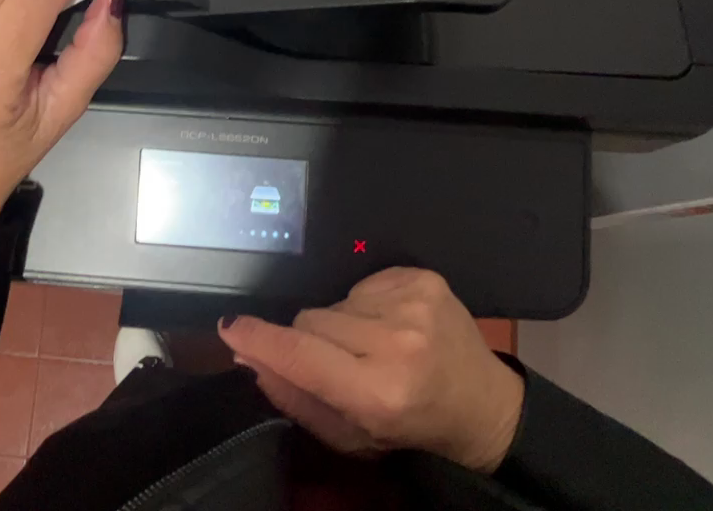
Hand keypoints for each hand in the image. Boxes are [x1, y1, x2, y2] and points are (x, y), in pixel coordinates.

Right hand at [218, 268, 524, 471]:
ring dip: (340, 320)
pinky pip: (361, 282)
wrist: (480, 403)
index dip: (260, 339)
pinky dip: (366, 303)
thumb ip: (294, 396)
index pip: (301, 354)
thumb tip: (249, 356)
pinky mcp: (420, 277)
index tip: (231, 329)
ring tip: (370, 342)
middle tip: (339, 360)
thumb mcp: (349, 434)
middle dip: (310, 338)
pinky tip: (389, 322)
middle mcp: (397, 343)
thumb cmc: (411, 425)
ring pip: (333, 300)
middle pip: (310, 319)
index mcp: (379, 392)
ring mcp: (412, 304)